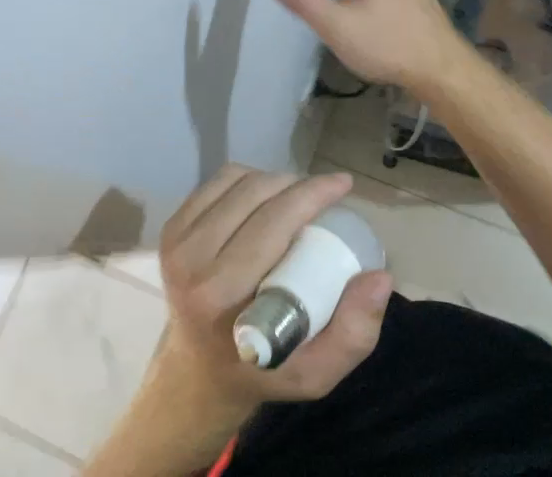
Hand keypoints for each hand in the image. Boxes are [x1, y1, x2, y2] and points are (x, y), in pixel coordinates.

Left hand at [154, 165, 392, 409]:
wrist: (198, 373)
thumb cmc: (263, 371)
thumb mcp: (315, 372)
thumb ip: (353, 333)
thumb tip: (380, 277)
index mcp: (222, 296)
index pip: (273, 222)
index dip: (312, 193)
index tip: (344, 185)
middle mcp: (192, 263)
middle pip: (255, 194)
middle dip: (299, 183)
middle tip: (327, 191)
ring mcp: (176, 244)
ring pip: (235, 181)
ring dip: (274, 179)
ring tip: (298, 195)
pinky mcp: (171, 231)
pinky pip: (216, 183)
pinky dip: (247, 180)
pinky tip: (267, 196)